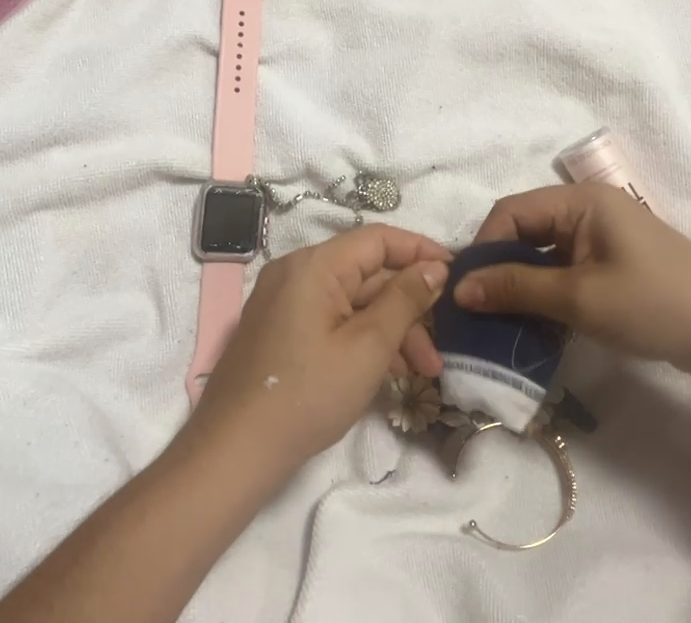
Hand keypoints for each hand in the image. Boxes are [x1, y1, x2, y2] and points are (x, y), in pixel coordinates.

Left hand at [184, 225, 451, 474]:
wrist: (234, 450)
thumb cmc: (308, 394)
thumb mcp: (368, 346)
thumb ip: (405, 300)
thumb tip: (435, 267)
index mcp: (314, 265)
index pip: (378, 239)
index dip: (421, 251)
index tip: (456, 275)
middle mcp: (296, 273)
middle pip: (367, 274)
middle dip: (409, 308)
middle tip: (442, 348)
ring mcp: (284, 302)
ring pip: (352, 302)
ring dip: (391, 329)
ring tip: (423, 372)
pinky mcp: (280, 331)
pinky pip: (332, 320)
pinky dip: (362, 339)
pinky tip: (389, 374)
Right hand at [458, 183, 690, 376]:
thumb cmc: (657, 304)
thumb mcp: (580, 298)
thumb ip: (517, 288)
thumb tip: (460, 289)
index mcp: (581, 201)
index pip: (511, 212)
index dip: (483, 249)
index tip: (464, 292)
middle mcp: (587, 211)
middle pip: (523, 233)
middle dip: (498, 271)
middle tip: (475, 314)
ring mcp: (600, 240)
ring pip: (540, 258)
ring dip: (519, 289)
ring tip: (498, 327)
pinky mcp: (610, 268)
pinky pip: (562, 275)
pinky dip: (544, 298)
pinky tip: (531, 330)